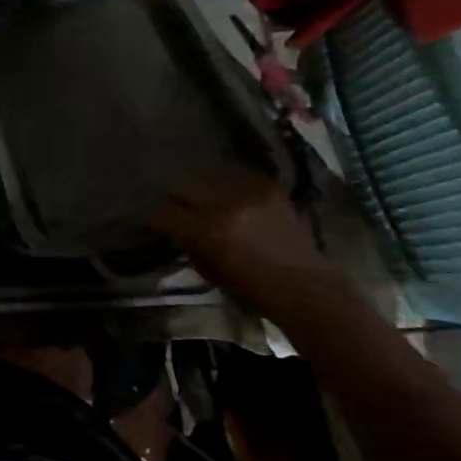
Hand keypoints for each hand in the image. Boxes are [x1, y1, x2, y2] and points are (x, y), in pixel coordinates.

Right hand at [150, 167, 341, 312]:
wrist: (304, 285)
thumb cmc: (252, 288)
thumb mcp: (209, 271)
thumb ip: (189, 244)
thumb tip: (175, 227)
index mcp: (207, 231)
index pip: (165, 212)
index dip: (156, 218)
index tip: (158, 222)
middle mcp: (225, 205)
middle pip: (182, 185)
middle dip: (174, 197)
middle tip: (176, 207)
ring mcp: (249, 193)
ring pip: (207, 174)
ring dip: (200, 186)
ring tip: (201, 195)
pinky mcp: (269, 187)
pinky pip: (237, 172)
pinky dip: (226, 180)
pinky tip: (226, 190)